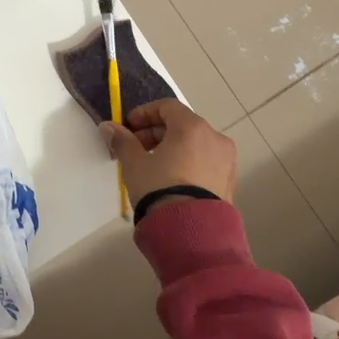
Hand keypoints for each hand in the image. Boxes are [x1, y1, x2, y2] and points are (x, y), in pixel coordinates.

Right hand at [101, 98, 238, 206]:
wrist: (191, 232)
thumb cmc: (159, 187)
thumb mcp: (134, 163)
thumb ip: (122, 141)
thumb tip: (108, 127)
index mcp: (193, 127)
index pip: (167, 106)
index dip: (144, 113)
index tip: (128, 127)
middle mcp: (215, 138)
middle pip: (182, 124)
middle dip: (156, 133)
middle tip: (136, 147)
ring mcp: (226, 161)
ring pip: (195, 144)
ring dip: (172, 148)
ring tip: (152, 165)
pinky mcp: (229, 182)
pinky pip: (204, 162)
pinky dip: (187, 162)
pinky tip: (170, 179)